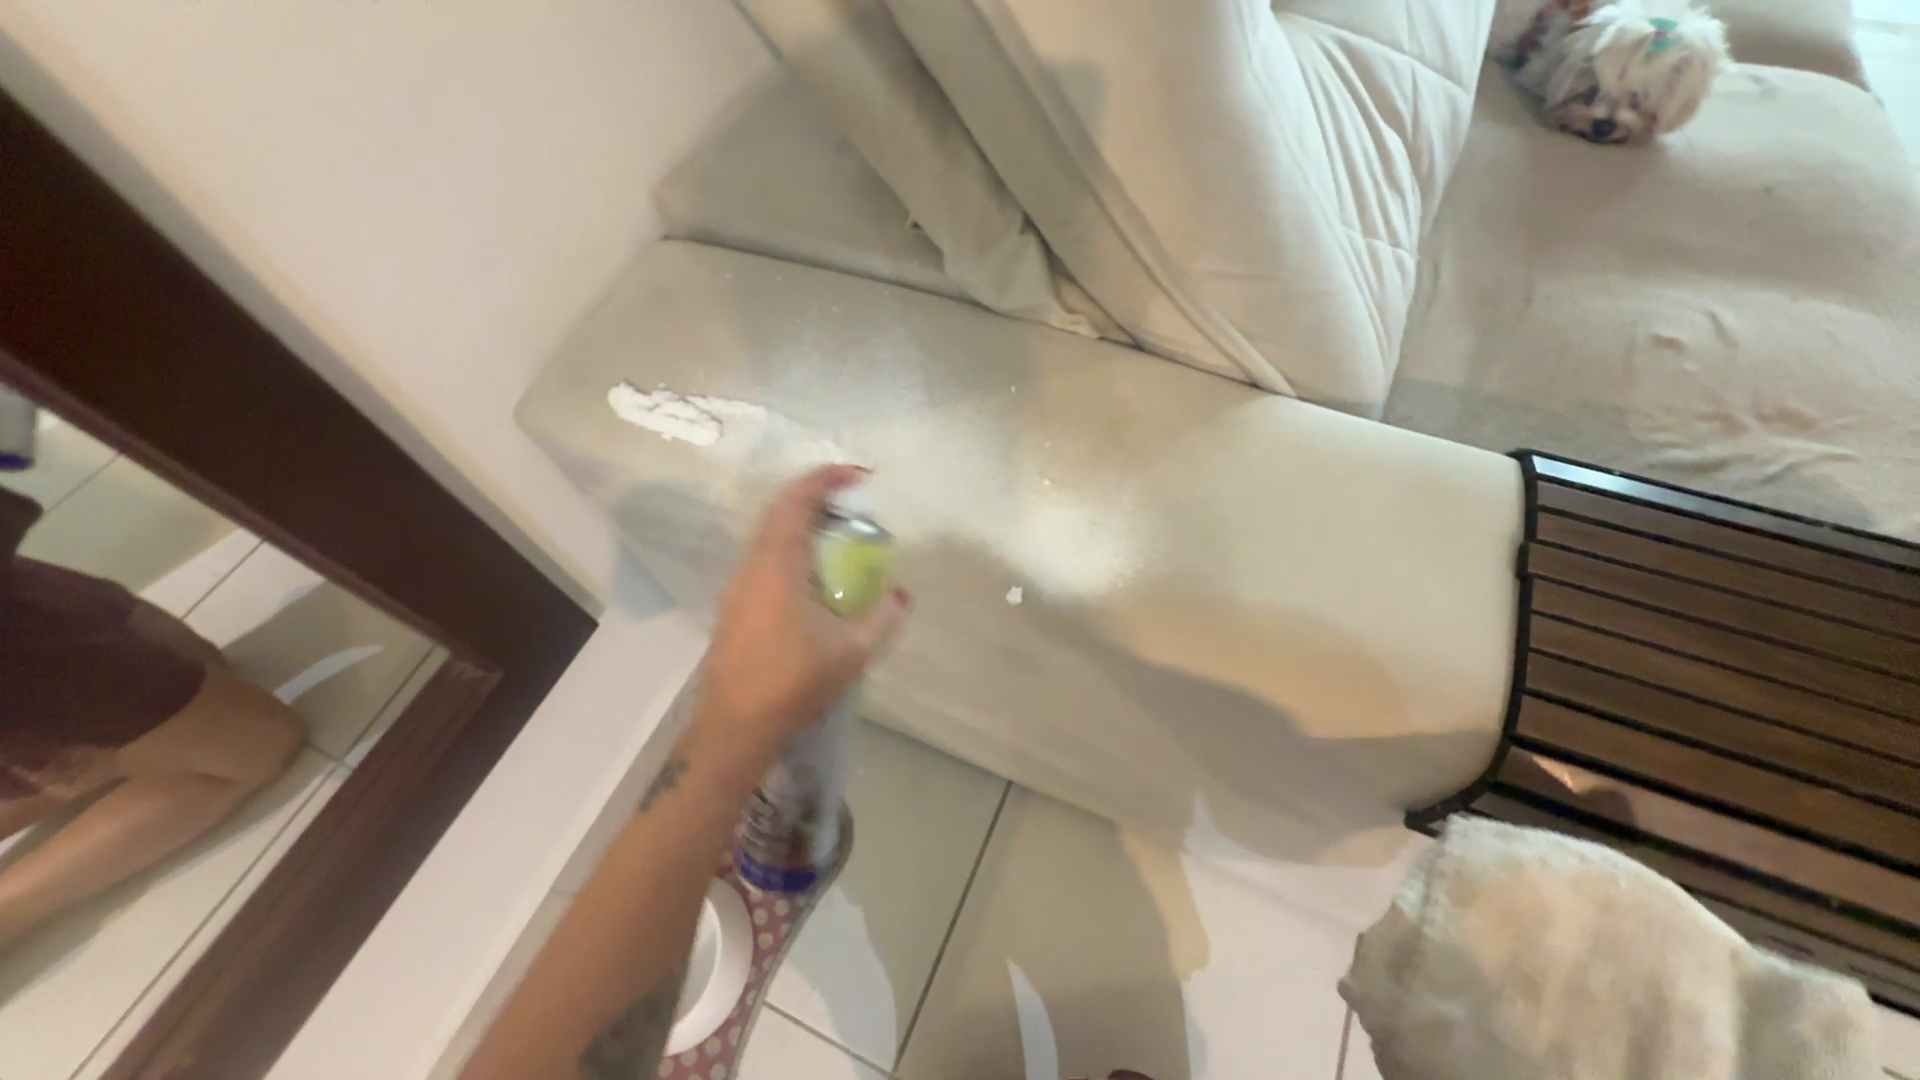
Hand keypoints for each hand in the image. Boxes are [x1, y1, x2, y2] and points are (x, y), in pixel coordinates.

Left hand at [696, 465, 910, 749]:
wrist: (734, 727)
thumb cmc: (793, 683)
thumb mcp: (851, 652)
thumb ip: (883, 618)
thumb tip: (902, 595)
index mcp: (777, 565)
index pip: (797, 501)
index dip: (826, 479)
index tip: (859, 477)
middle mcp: (751, 566)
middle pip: (780, 513)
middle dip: (817, 499)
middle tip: (854, 506)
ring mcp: (736, 587)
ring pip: (769, 538)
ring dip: (802, 526)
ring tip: (839, 539)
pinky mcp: (733, 608)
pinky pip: (764, 561)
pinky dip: (791, 551)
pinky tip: (814, 580)